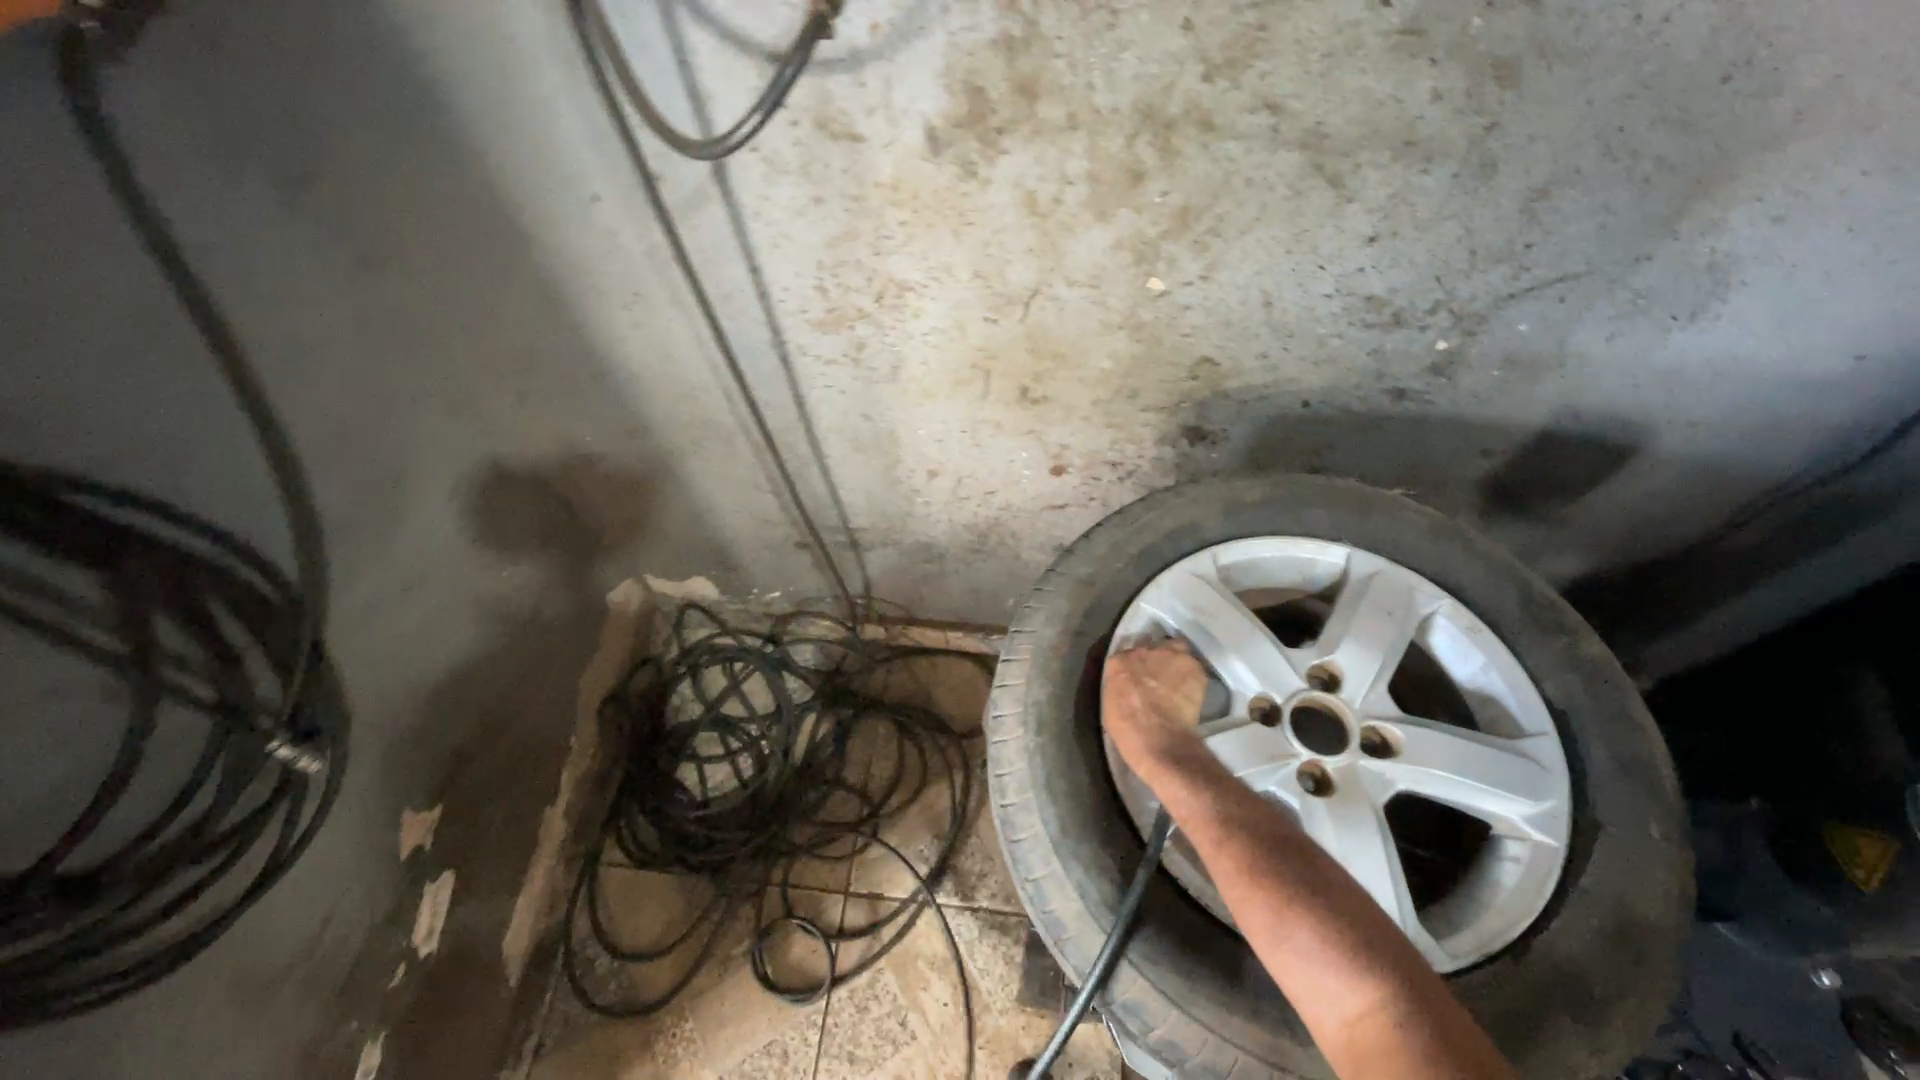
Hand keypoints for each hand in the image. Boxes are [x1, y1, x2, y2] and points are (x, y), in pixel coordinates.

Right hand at [1102, 639, 1209, 776]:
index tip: (1138, 678)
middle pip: (1151, 647)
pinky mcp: (1193, 667)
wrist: (1158, 737)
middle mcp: (1143, 651)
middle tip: (1159, 676)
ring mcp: (1170, 656)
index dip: (1134, 667)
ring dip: (1175, 660)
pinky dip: (1192, 676)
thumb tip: (1128, 685)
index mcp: (1118, 662)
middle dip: (1155, 659)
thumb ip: (1119, 686)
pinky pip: (1193, 666)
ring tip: (1178, 679)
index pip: (1126, 656)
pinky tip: (1191, 691)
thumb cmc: (1128, 729)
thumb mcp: (1111, 705)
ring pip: (1175, 648)